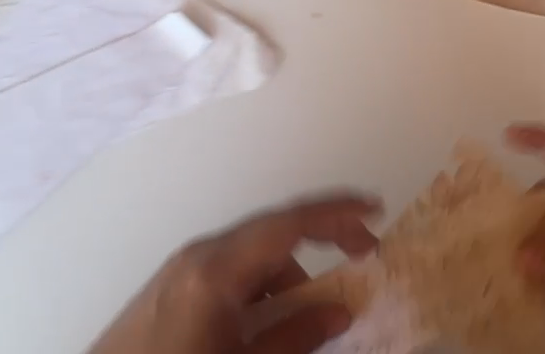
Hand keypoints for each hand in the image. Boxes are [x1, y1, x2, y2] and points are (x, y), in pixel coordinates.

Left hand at [88, 195, 381, 353]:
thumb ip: (296, 337)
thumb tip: (341, 310)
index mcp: (218, 268)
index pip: (291, 221)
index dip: (338, 211)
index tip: (376, 208)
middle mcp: (200, 255)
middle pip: (275, 235)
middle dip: (320, 244)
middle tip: (360, 258)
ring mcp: (180, 270)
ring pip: (253, 257)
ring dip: (287, 278)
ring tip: (302, 321)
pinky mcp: (168, 289)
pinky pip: (229, 274)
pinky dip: (258, 289)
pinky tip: (262, 325)